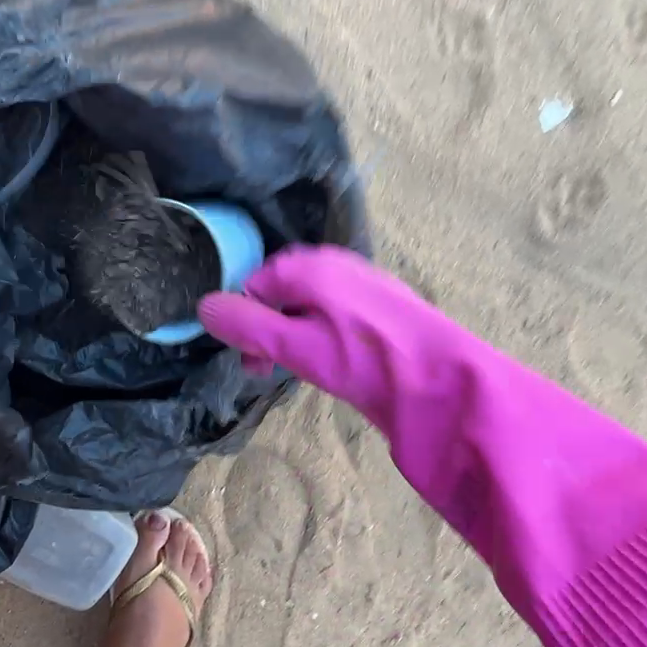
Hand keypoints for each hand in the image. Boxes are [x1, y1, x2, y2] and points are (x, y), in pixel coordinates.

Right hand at [199, 246, 430, 433]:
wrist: (443, 381)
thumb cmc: (362, 359)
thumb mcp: (293, 345)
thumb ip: (247, 326)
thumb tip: (203, 306)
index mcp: (311, 266)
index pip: (255, 282)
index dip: (243, 320)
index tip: (248, 358)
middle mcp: (336, 266)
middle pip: (282, 293)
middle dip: (266, 331)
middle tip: (265, 370)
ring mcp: (363, 286)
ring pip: (309, 307)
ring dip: (292, 337)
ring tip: (299, 370)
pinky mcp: (383, 311)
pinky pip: (335, 317)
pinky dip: (322, 338)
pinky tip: (335, 366)